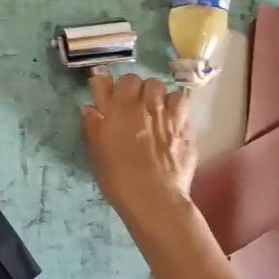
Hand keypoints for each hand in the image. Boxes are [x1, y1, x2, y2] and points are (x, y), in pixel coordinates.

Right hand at [81, 73, 195, 218]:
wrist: (155, 199)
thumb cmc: (118, 177)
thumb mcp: (97, 153)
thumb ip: (93, 127)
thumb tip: (90, 109)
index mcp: (121, 108)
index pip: (122, 79)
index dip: (117, 87)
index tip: (112, 97)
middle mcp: (147, 106)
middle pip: (147, 82)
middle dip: (141, 90)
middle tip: (135, 107)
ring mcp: (171, 117)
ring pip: (169, 91)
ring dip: (161, 98)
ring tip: (157, 113)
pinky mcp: (188, 131)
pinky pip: (184, 110)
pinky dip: (178, 113)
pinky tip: (172, 126)